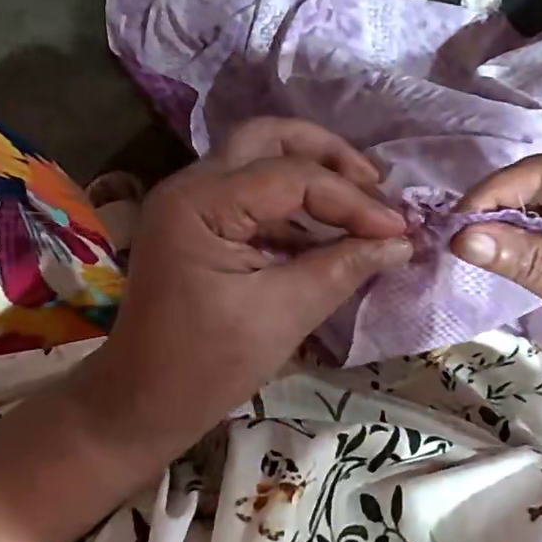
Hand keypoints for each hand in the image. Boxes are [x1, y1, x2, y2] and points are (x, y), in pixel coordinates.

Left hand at [78, 119, 411, 442]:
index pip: (291, 176)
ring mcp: (190, 204)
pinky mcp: (199, 225)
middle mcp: (189, 187)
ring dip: (313, 176)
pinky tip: (331, 231)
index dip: (352, 200)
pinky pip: (252, 196)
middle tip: (375, 186)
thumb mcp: (282, 315)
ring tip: (364, 205)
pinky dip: (294, 206)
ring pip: (259, 160)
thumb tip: (400, 241)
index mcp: (199, 203)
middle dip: (328, 155)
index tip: (399, 229)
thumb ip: (343, 268)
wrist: (141, 403)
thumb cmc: (205, 366)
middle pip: (268, 139)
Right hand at [449, 154, 541, 397]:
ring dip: (501, 226)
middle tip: (452, 235)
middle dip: (495, 207)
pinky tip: (494, 257)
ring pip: (535, 212)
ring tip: (464, 246)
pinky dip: (514, 246)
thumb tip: (459, 236)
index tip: (454, 221)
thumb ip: (531, 260)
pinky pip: (540, 237)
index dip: (497, 191)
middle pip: (537, 187)